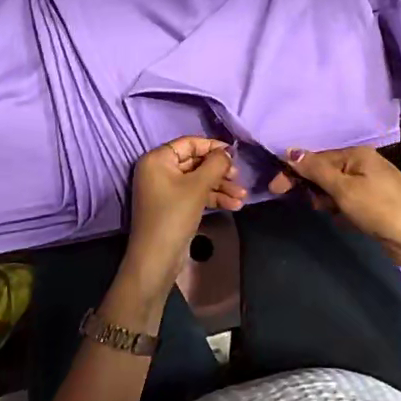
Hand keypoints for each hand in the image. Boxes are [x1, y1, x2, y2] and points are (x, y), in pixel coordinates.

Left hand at [127, 136, 246, 269]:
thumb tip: (226, 152)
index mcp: (157, 159)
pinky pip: (195, 195)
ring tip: (242, 197)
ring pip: (198, 180)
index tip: (234, 153)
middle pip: (195, 162)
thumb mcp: (197, 186)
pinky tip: (234, 205)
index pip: (188, 143)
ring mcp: (165, 189)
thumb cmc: (174, 215)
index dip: (212, 146)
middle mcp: (159, 170)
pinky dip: (212, 198)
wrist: (157, 257)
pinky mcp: (173, 206)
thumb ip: (215, 164)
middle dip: (219, 171)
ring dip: (220, 187)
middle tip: (239, 178)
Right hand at [270, 146, 400, 271]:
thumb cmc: (382, 209)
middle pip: (323, 171)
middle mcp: (361, 165)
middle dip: (308, 186)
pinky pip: (344, 203)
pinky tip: (340, 220)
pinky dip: (338, 210)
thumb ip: (315, 170)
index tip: (274, 188)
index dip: (293, 171)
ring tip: (328, 212)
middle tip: (296, 202)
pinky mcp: (372, 206)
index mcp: (356, 154)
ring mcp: (368, 186)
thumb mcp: (344, 188)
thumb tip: (289, 151)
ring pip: (332, 189)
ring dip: (324, 200)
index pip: (315, 158)